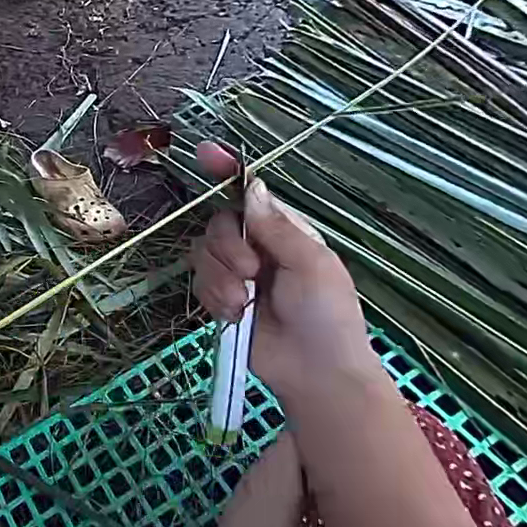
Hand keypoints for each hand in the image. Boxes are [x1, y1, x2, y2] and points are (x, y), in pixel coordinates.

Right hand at [187, 141, 376, 401]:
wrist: (316, 372)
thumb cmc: (327, 314)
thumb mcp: (311, 263)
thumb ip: (275, 226)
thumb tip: (250, 186)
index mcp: (282, 230)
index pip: (249, 193)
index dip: (227, 172)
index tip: (204, 154)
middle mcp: (255, 246)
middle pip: (218, 223)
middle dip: (228, 247)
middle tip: (251, 272)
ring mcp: (236, 273)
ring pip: (203, 253)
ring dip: (222, 278)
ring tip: (246, 302)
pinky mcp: (221, 298)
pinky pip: (199, 283)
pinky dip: (216, 298)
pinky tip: (237, 315)